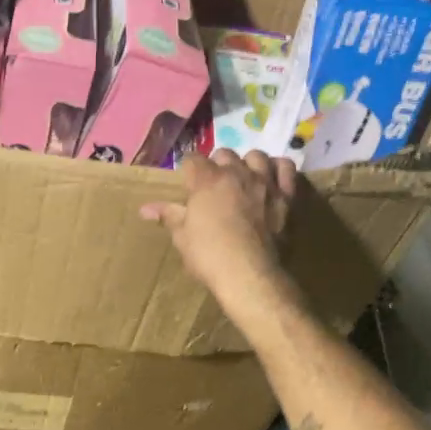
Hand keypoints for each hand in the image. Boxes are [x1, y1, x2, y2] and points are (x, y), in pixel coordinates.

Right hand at [141, 150, 297, 304]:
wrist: (250, 275)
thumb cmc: (209, 256)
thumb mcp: (182, 237)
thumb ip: (168, 215)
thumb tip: (145, 208)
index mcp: (207, 181)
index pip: (193, 159)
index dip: (188, 170)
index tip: (187, 184)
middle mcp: (236, 173)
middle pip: (224, 154)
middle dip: (217, 166)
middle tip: (213, 187)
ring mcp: (264, 181)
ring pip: (256, 156)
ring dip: (247, 164)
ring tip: (243, 180)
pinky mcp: (286, 195)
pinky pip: (285, 168)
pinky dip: (278, 168)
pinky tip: (271, 178)